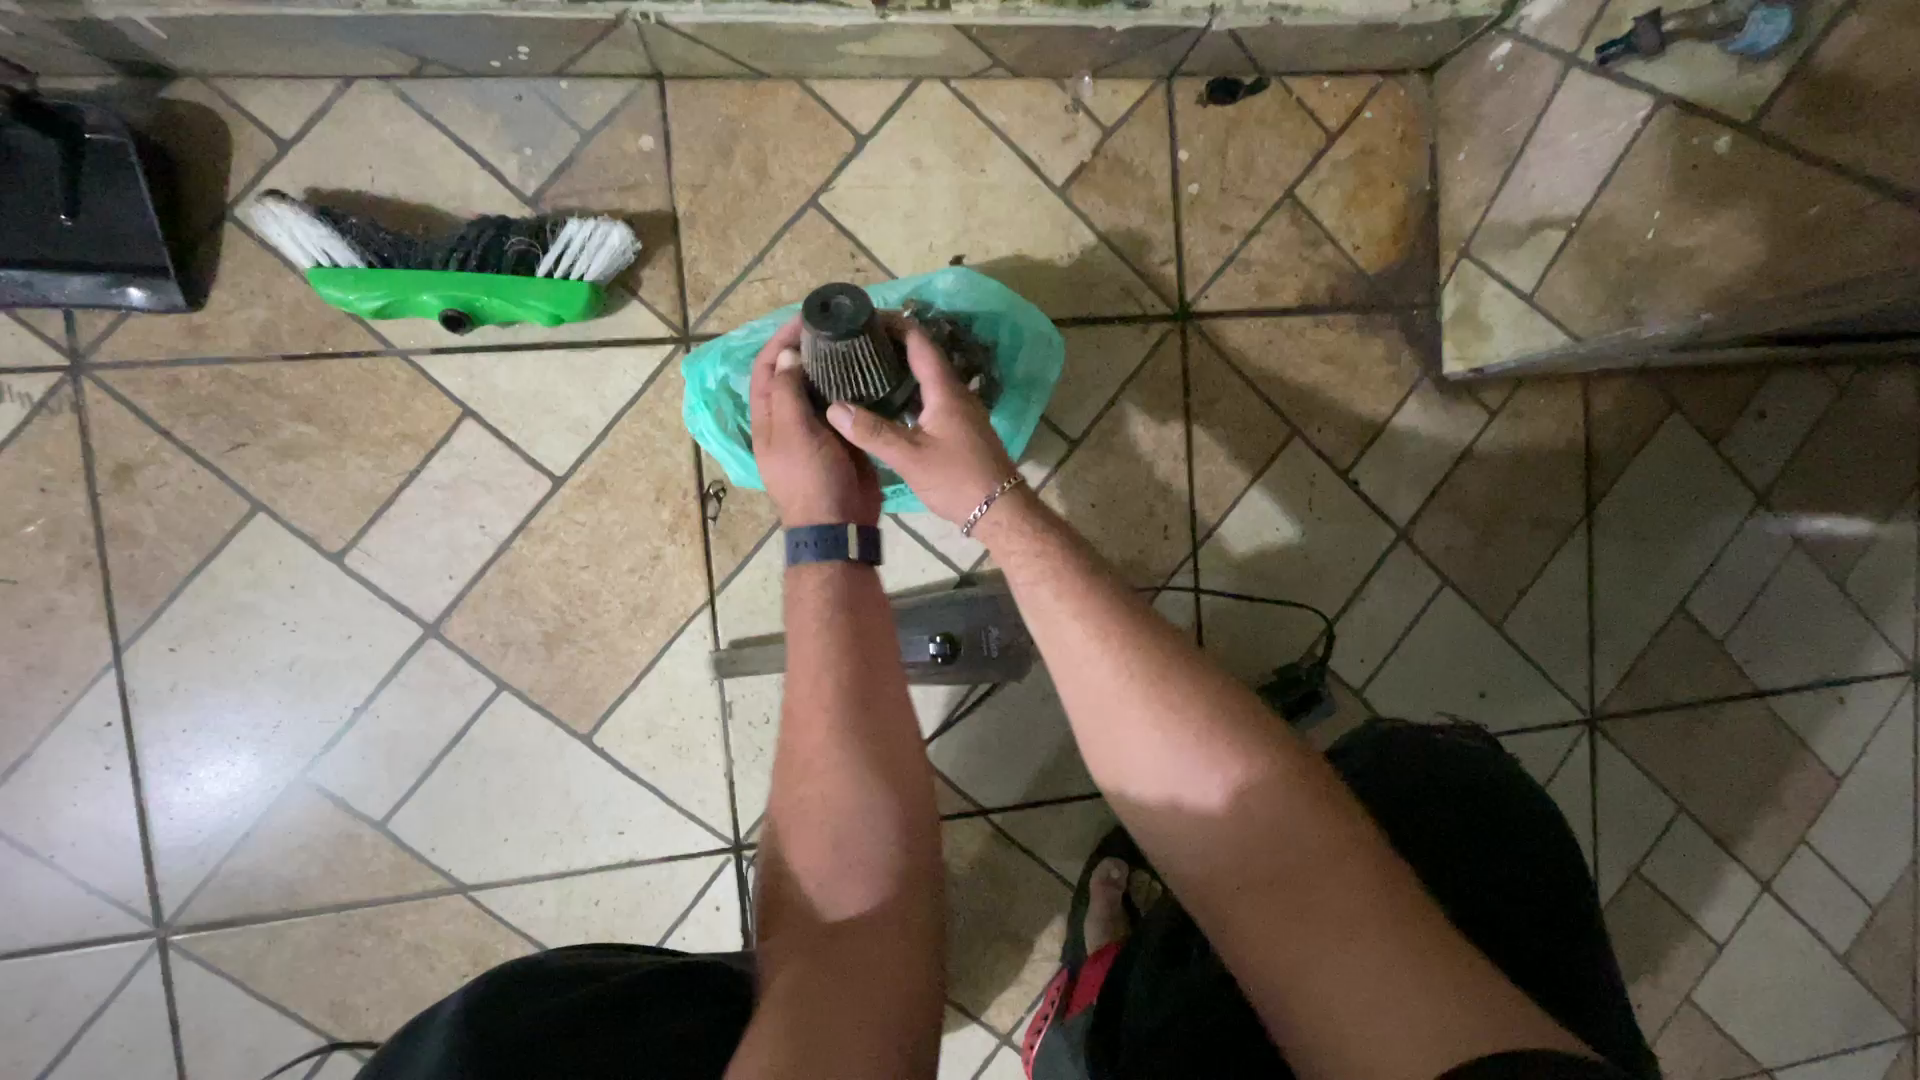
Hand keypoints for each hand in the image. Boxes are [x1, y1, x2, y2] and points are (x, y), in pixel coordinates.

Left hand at [751, 318, 881, 527]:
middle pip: (794, 375)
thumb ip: (787, 392)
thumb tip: (786, 354)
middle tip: (836, 326)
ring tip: (855, 341)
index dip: (780, 342)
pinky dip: (854, 388)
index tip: (805, 319)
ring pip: (822, 390)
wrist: (840, 523)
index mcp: (769, 418)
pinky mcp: (844, 438)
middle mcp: (790, 420)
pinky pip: (845, 407)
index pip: (766, 368)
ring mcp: (818, 430)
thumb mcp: (793, 433)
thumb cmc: (810, 478)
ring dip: (834, 367)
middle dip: (809, 349)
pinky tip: (870, 371)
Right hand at [825, 316, 1016, 526]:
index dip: (894, 324)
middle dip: (891, 345)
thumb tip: (834, 407)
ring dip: (899, 371)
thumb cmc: (957, 480)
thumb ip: (872, 431)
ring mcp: (960, 412)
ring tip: (864, 369)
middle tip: (855, 343)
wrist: (999, 510)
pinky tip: (887, 404)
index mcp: (945, 391)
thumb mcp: (910, 457)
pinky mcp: (959, 430)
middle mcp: (955, 394)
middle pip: (922, 357)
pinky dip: (908, 395)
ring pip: (926, 381)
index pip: (919, 342)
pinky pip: (929, 400)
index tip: (864, 317)